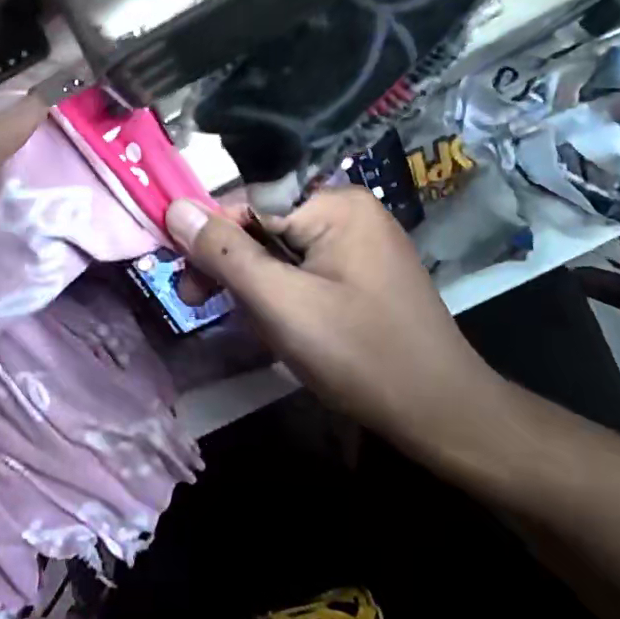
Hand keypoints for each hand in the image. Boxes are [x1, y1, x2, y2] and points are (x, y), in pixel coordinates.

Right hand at [166, 188, 496, 449]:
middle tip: (198, 303)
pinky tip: (275, 326)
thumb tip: (175, 208)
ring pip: (283, 253)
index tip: (182, 277)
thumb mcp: (282, 304)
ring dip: (255, 286)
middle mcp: (349, 211)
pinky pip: (307, 271)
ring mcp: (360, 243)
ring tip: (245, 324)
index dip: (210, 238)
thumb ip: (226, 253)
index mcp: (336, 204)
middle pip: (266, 227)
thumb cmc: (360, 355)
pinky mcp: (364, 273)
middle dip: (232, 266)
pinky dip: (283, 295)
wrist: (444, 414)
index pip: (250, 203)